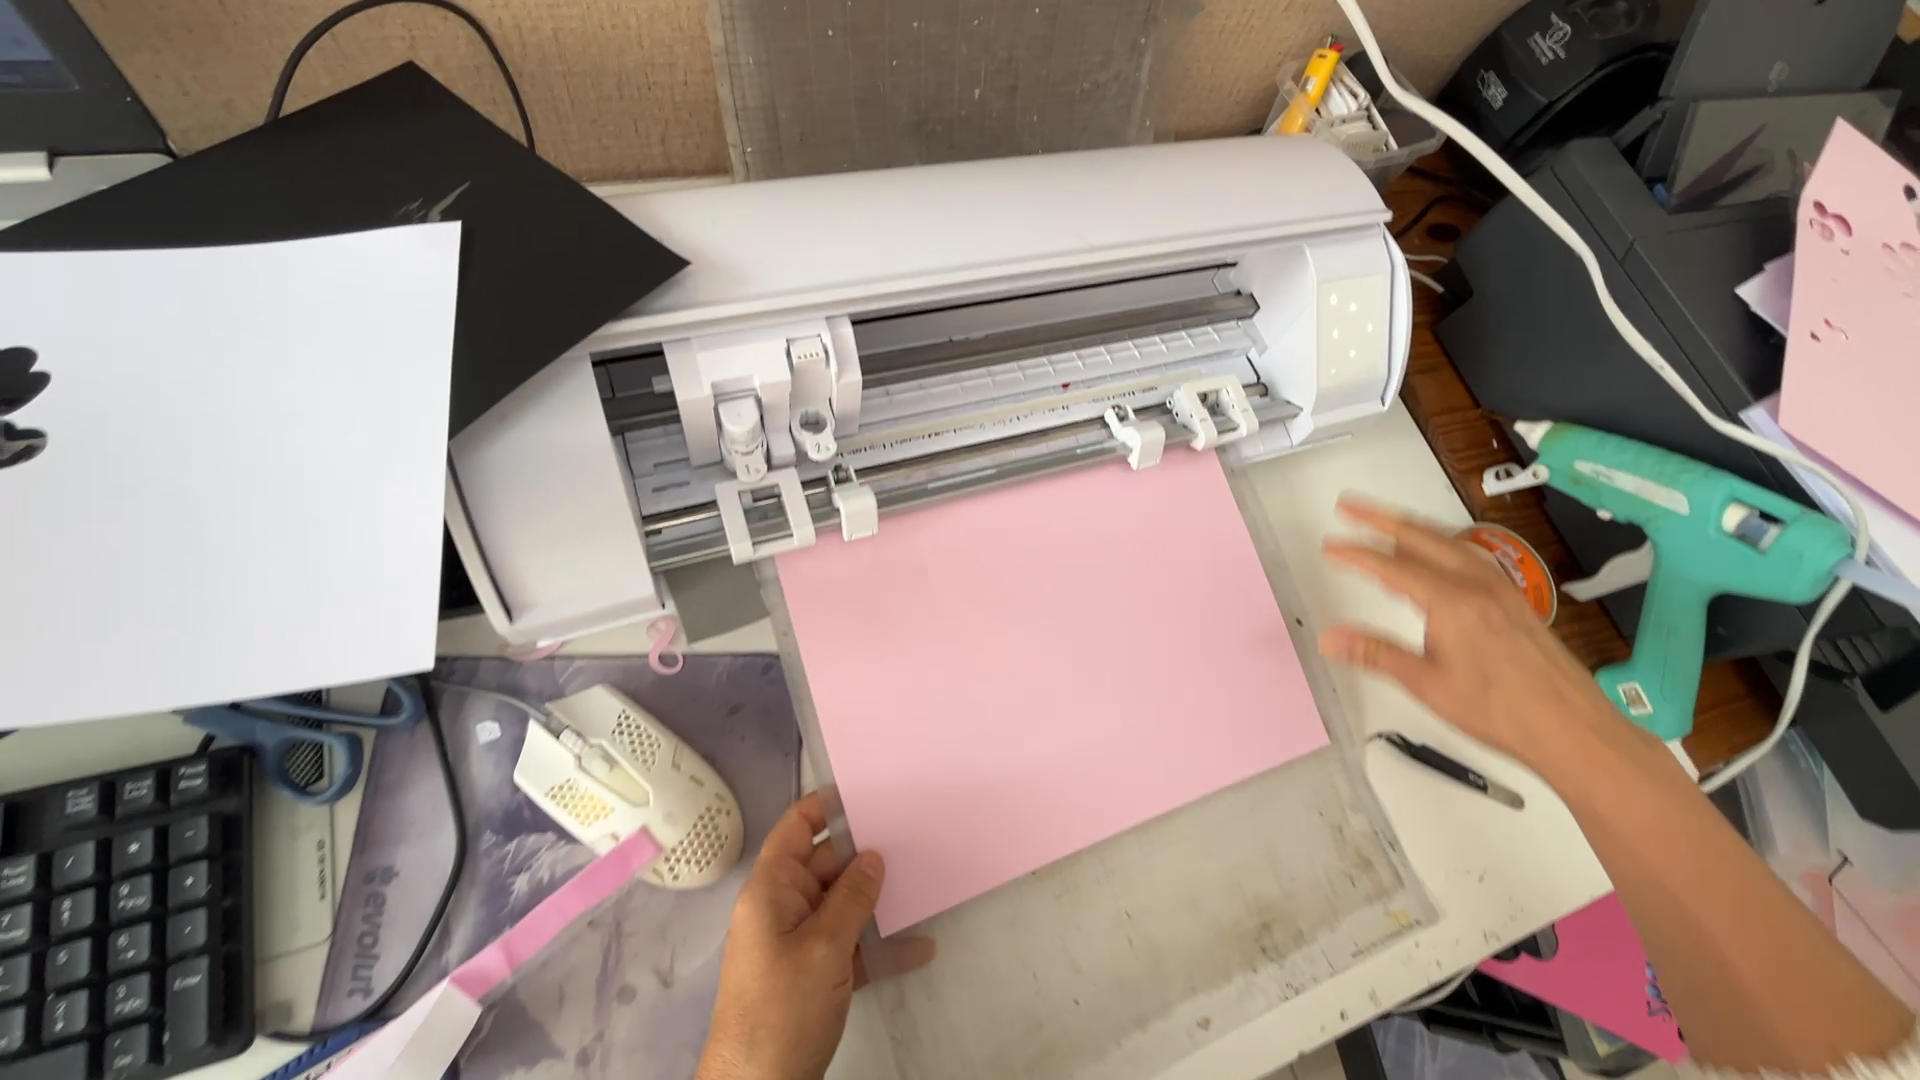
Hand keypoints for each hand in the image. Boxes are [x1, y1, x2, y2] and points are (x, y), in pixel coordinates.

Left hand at [697, 794, 934, 1079]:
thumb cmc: (782, 1008)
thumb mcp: (823, 948)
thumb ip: (851, 898)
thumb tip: (873, 856)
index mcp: (771, 890)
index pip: (795, 829)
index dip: (825, 806)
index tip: (867, 791)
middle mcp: (782, 908)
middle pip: (825, 865)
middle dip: (864, 853)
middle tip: (911, 835)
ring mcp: (797, 943)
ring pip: (841, 905)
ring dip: (876, 900)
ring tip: (921, 880)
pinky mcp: (812, 975)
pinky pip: (849, 946)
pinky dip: (878, 945)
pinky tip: (918, 946)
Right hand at [1317, 496, 1623, 771]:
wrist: (1572, 728)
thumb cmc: (1499, 710)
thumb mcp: (1426, 684)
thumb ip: (1375, 653)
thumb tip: (1328, 637)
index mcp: (1453, 602)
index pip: (1392, 567)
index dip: (1356, 554)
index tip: (1329, 546)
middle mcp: (1478, 585)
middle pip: (1423, 538)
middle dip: (1382, 519)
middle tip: (1349, 506)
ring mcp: (1501, 590)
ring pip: (1449, 543)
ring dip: (1412, 529)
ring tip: (1385, 523)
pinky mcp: (1514, 601)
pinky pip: (1469, 557)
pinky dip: (1440, 545)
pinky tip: (1436, 556)